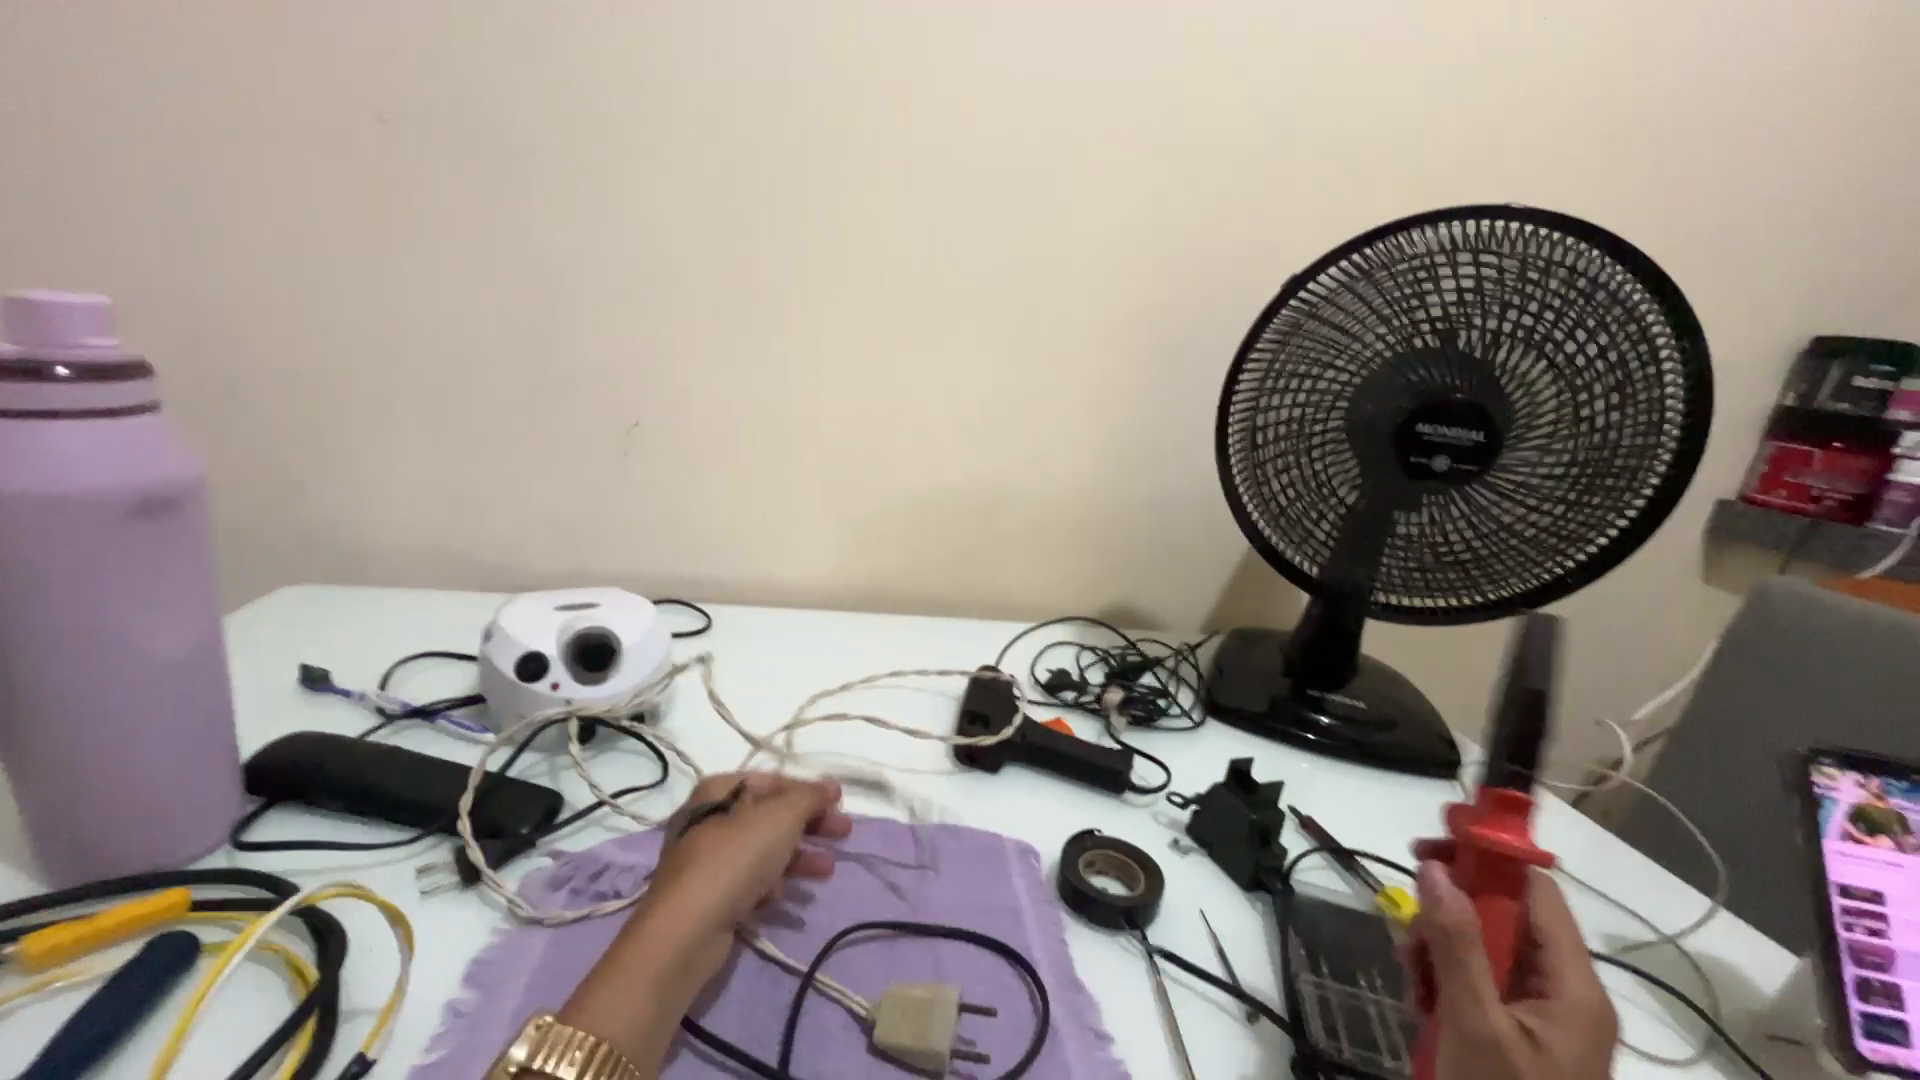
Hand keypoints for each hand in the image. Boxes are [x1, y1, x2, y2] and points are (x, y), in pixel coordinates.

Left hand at [644, 772, 853, 982]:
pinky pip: (750, 880)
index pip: (771, 781)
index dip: (807, 790)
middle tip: (844, 833)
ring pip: (763, 850)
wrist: (687, 930)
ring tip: (828, 870)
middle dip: (809, 824)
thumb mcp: (780, 818)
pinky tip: (786, 897)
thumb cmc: (735, 859)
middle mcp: (709, 820)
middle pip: (770, 816)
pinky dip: (773, 883)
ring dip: (799, 856)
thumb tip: (830, 787)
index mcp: (718, 791)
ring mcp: (708, 860)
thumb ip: (809, 798)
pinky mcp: (710, 895)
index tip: (838, 802)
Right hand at [1405, 862, 1616, 1079]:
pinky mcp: (1519, 1032)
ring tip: (1413, 983)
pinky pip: (1479, 982)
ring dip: (1440, 953)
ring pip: (1484, 949)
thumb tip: (1435, 869)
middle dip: (1448, 918)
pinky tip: (1424, 1006)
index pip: (1536, 893)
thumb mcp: (1473, 1026)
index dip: (1485, 862)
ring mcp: (1542, 1015)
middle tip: (1408, 938)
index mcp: (1574, 987)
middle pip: (1505, 919)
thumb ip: (1457, 945)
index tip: (1426, 851)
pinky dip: (1445, 982)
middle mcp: (1565, 993)